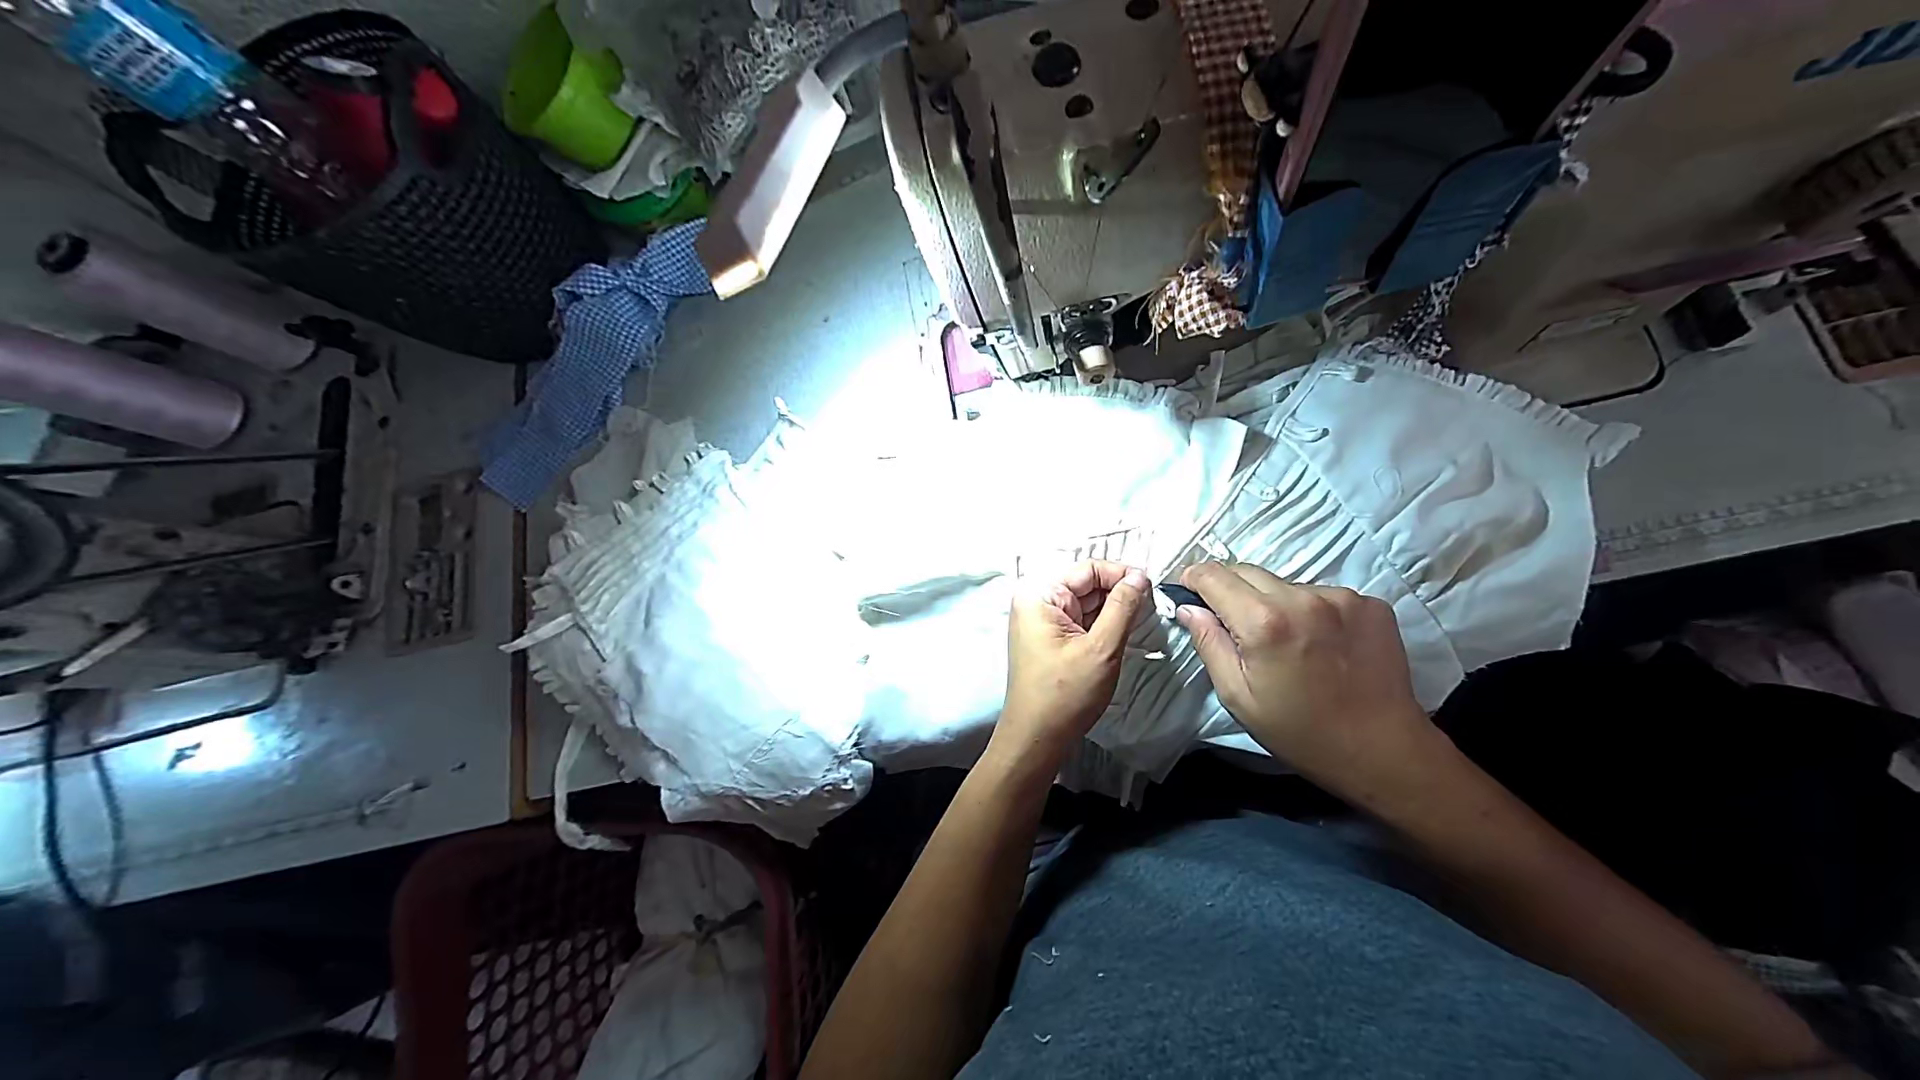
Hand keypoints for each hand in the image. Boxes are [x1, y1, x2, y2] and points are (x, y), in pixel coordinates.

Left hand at [998, 560, 1151, 762]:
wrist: (1037, 737)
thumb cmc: (1062, 697)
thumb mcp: (1101, 648)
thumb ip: (1123, 608)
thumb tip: (1139, 578)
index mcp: (1039, 595)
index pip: (1088, 568)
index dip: (1121, 573)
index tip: (1150, 585)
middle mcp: (1036, 602)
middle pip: (1087, 583)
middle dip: (1119, 593)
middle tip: (1149, 607)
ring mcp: (1042, 621)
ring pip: (1088, 602)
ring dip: (1113, 610)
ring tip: (1137, 624)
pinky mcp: (1050, 639)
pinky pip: (1082, 620)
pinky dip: (1103, 624)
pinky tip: (1120, 635)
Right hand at [1176, 561, 1434, 796]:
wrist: (1383, 750)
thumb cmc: (1300, 731)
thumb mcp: (1238, 696)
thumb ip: (1209, 644)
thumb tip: (1188, 608)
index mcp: (1263, 621)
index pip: (1214, 575)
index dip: (1193, 579)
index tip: (1187, 589)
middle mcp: (1302, 597)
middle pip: (1248, 571)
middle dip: (1229, 588)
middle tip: (1231, 620)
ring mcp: (1341, 597)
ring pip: (1285, 584)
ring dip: (1272, 600)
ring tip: (1284, 638)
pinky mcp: (1370, 603)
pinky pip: (1321, 594)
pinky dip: (1309, 609)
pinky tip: (1319, 641)